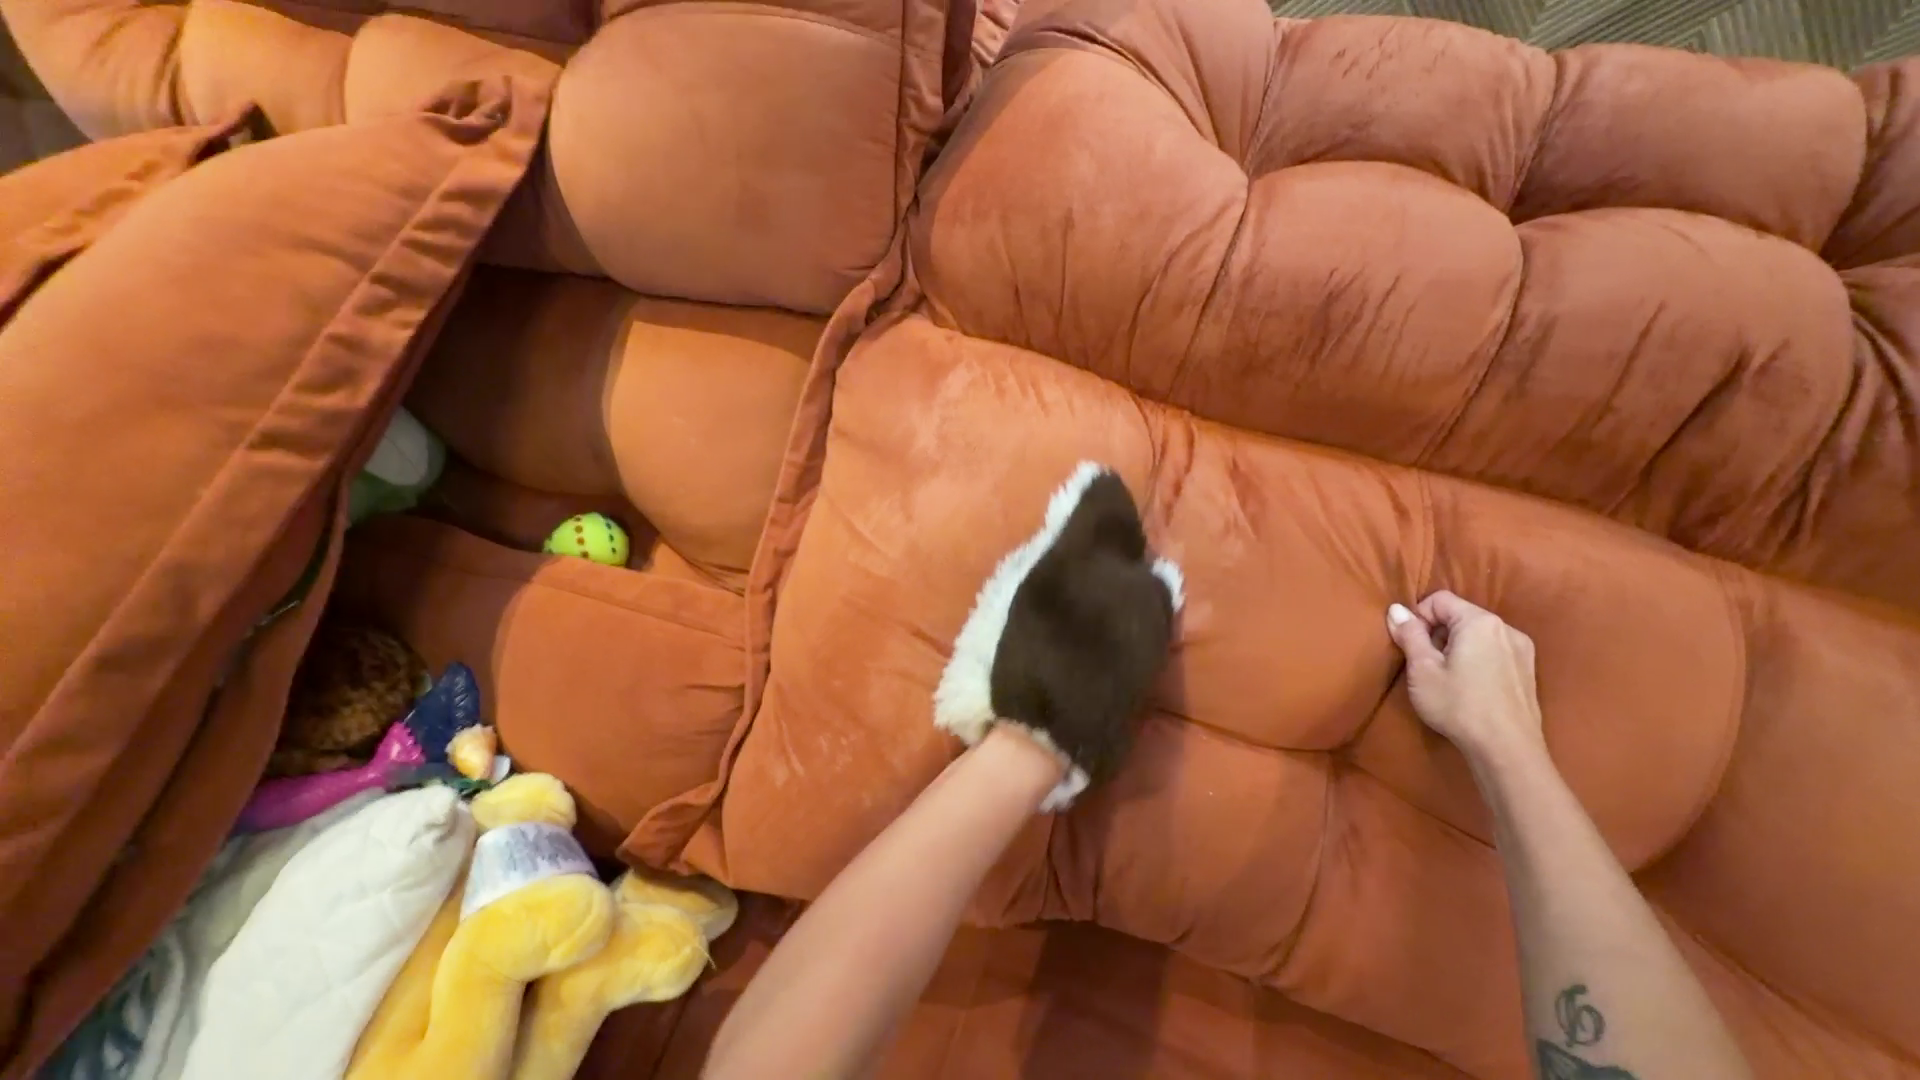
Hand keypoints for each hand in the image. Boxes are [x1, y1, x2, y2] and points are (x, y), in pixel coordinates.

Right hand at [1386, 591, 1543, 761]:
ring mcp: (1522, 649)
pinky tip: (1470, 686)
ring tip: (1447, 678)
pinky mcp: (1528, 670)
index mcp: (1480, 622)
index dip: (1418, 617)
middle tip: (1426, 665)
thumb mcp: (1422, 669)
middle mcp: (1506, 628)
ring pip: (1477, 634)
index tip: (1410, 645)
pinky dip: (1476, 658)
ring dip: (1456, 646)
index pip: (1439, 599)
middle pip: (1460, 615)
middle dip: (1437, 633)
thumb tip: (1396, 609)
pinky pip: (1494, 650)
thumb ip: (1409, 634)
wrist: (1507, 749)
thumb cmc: (1458, 705)